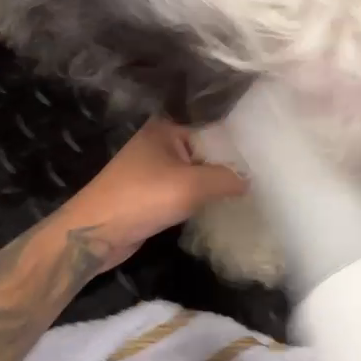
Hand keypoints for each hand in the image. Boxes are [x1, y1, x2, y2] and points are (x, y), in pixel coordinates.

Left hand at [45, 118, 247, 271]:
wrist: (95, 232)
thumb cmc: (143, 198)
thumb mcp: (192, 185)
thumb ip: (226, 179)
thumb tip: (249, 181)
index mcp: (166, 127)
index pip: (212, 128)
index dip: (237, 143)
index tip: (264, 155)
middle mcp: (159, 142)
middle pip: (204, 150)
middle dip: (227, 165)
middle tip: (262, 174)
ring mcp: (153, 169)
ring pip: (195, 173)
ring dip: (213, 184)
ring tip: (247, 191)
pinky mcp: (151, 193)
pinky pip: (184, 190)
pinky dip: (199, 198)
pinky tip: (220, 205)